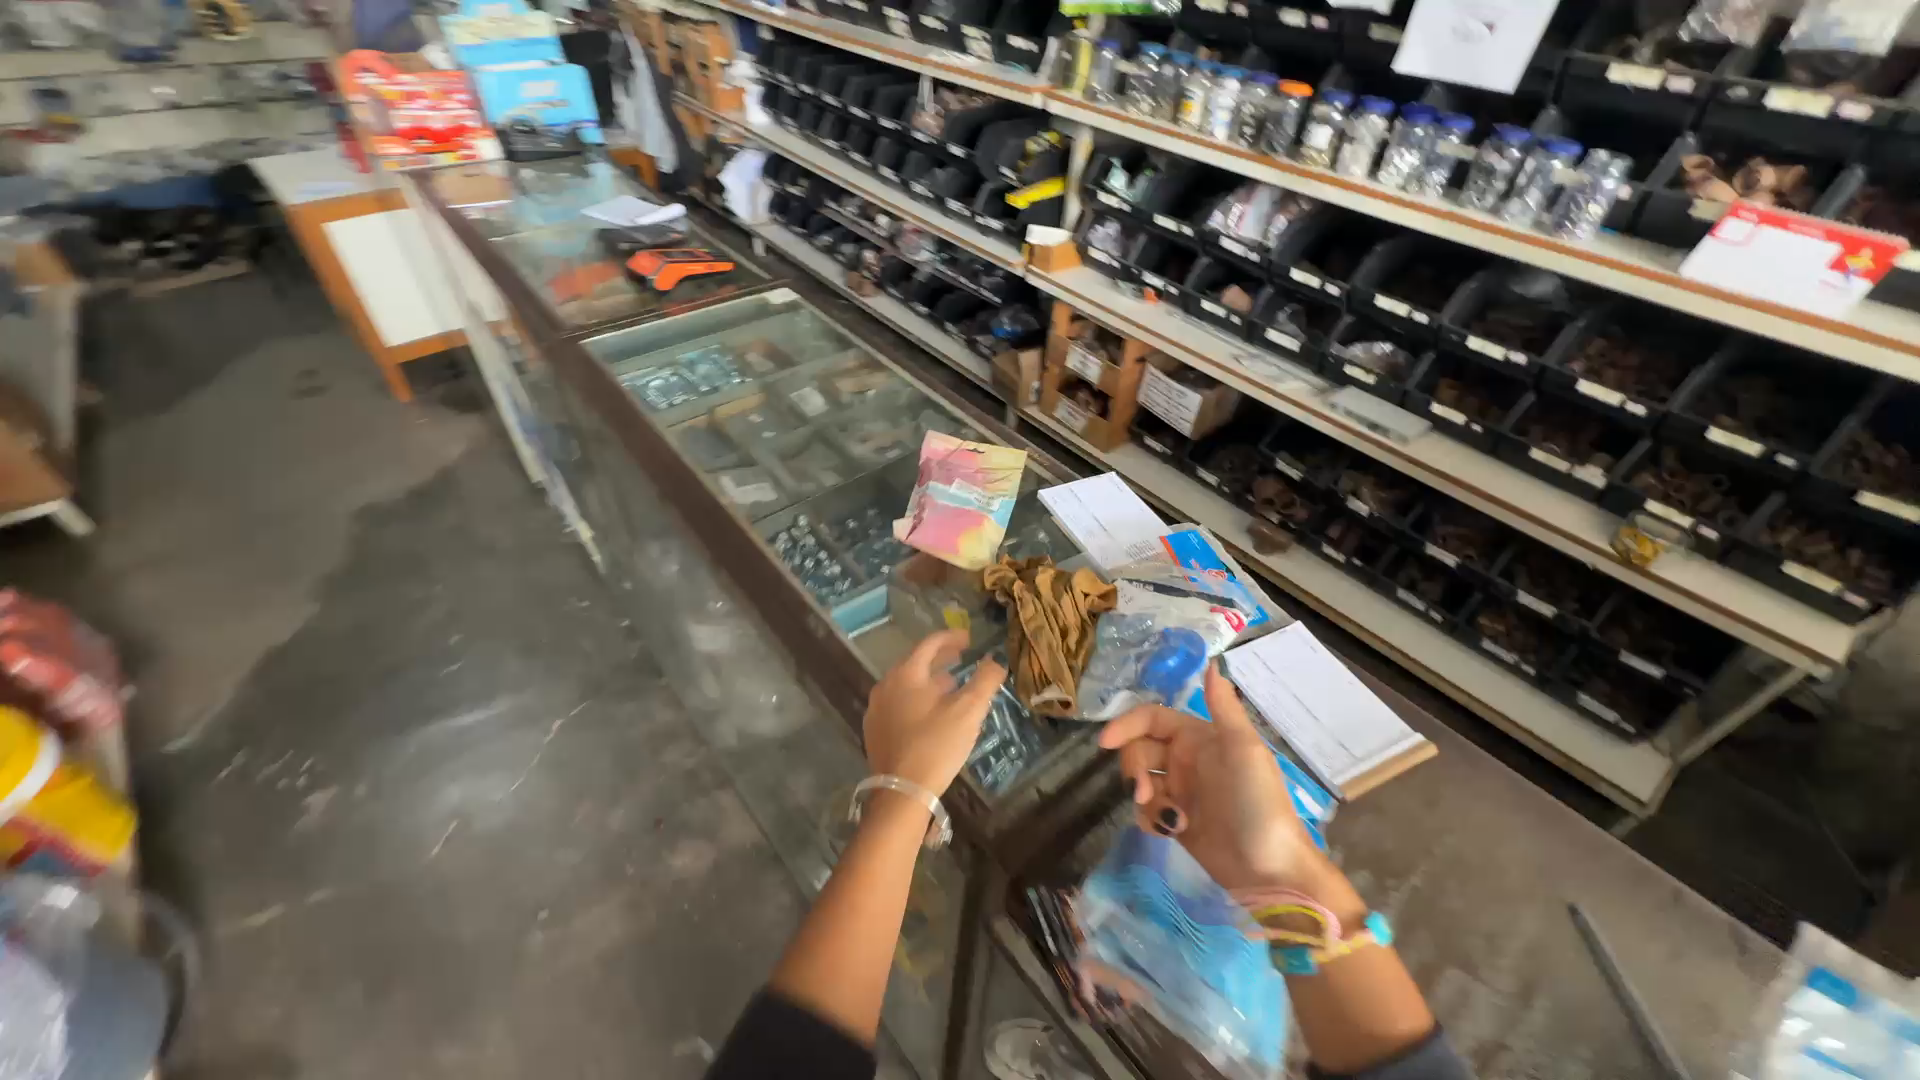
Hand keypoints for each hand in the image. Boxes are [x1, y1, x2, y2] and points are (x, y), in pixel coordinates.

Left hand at [863, 630, 1006, 794]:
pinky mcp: (874, 731)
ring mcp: (876, 709)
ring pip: (906, 686)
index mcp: (906, 674)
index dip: (952, 638)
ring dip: (929, 682)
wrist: (901, 791)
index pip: (929, 644)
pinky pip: (898, 705)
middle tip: (961, 660)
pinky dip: (917, 701)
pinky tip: (931, 716)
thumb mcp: (969, 711)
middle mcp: (885, 685)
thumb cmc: (936, 745)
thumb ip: (985, 680)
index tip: (969, 640)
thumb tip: (996, 661)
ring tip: (951, 689)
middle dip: (940, 660)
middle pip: (915, 663)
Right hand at [1099, 664, 1327, 895]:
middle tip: (1145, 794)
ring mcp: (1181, 793)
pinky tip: (1170, 833)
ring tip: (1169, 820)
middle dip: (1135, 771)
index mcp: (1200, 738)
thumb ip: (1223, 708)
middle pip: (1139, 750)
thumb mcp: (1244, 751)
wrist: (1271, 871)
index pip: (1152, 718)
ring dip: (1145, 799)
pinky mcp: (1175, 822)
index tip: (1105, 743)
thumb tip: (1213, 663)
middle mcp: (1186, 760)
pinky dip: (1150, 819)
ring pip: (1139, 782)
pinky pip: (1146, 811)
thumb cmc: (1259, 804)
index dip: (1126, 725)